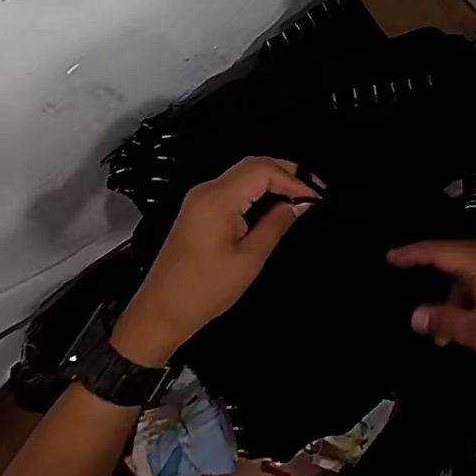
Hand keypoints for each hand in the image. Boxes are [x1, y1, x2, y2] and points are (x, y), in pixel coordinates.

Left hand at [113, 157, 316, 365]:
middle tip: (312, 188)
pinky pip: (233, 188)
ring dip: (271, 179)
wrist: (161, 311)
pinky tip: (273, 202)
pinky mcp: (199, 210)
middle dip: (285, 171)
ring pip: (243, 174)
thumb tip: (296, 204)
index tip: (315, 195)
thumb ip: (275, 224)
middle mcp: (207, 191)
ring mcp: (200, 199)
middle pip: (252, 164)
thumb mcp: (250, 258)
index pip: (263, 170)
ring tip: (299, 194)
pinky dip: (257, 189)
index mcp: (218, 198)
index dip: (293, 178)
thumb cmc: (204, 289)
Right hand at [388, 240, 475, 378]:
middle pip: (452, 264)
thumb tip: (415, 315)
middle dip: (435, 292)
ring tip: (447, 338)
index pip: (437, 250)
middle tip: (422, 320)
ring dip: (455, 303)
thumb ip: (445, 321)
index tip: (389, 257)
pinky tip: (470, 329)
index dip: (411, 254)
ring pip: (468, 277)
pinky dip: (472, 302)